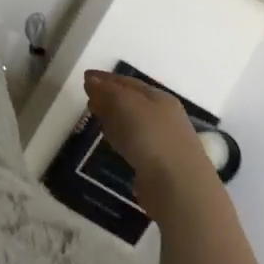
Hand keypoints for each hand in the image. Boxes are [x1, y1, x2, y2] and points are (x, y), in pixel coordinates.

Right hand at [84, 70, 218, 213]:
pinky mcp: (160, 161)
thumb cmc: (150, 136)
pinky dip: (121, 136)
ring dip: (114, 117)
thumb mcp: (124, 103)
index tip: (85, 77)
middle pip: (132, 100)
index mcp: (159, 98)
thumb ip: (106, 89)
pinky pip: (135, 140)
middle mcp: (165, 115)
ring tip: (97, 118)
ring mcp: (165, 139)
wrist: (179, 185)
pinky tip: (114, 141)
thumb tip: (92, 79)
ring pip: (133, 120)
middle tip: (88, 97)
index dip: (105, 78)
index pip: (127, 81)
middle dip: (109, 96)